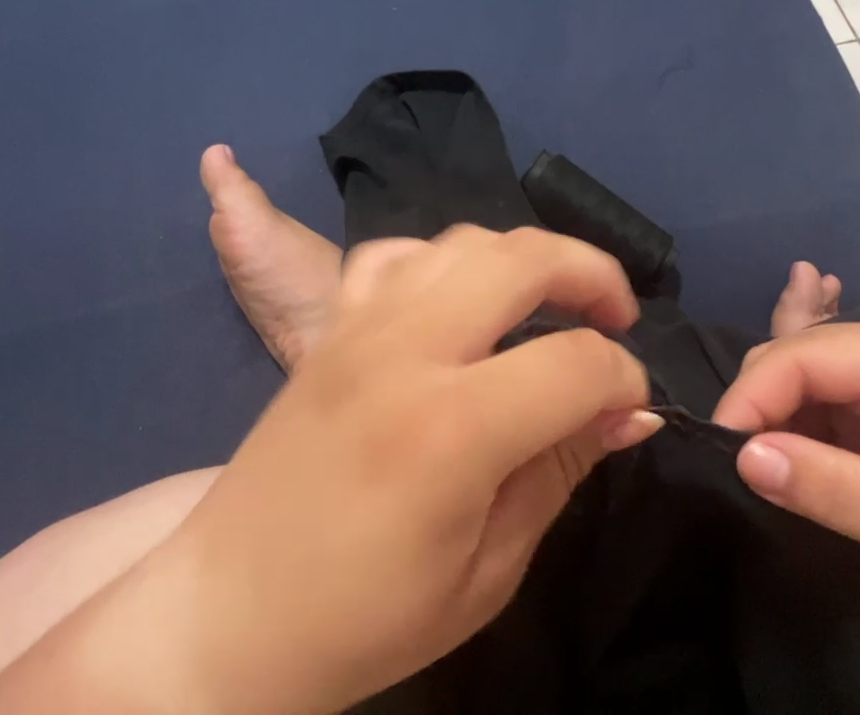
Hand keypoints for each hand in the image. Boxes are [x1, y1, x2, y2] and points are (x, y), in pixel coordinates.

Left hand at [155, 226, 660, 712]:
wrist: (228, 616)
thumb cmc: (365, 619)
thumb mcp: (489, 569)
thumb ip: (561, 470)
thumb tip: (629, 413)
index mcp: (450, 428)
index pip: (575, 363)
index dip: (626, 380)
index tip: (631, 411)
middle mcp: (403, 352)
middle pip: (522, 258)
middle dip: (593, 273)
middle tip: (618, 317)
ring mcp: (358, 329)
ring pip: (463, 240)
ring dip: (525, 259)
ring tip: (550, 304)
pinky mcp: (329, 329)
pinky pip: (396, 256)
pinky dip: (446, 260)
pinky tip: (461, 301)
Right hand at [713, 322, 859, 654]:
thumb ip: (834, 487)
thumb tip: (742, 454)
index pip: (805, 355)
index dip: (752, 397)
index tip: (721, 457)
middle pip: (802, 358)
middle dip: (760, 404)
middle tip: (737, 468)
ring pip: (812, 380)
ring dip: (777, 415)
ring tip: (747, 455)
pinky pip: (835, 403)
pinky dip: (800, 416)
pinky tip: (777, 418)